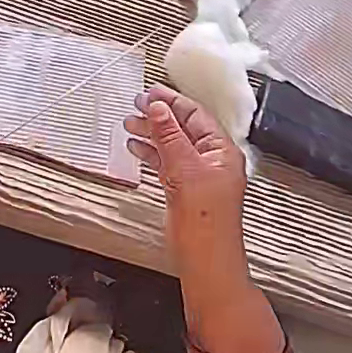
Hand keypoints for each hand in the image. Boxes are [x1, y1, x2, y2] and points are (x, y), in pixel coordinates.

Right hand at [124, 87, 247, 277]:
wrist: (205, 260)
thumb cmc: (206, 222)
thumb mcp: (186, 170)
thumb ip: (170, 137)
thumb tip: (157, 108)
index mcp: (221, 150)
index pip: (196, 115)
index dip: (172, 101)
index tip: (150, 92)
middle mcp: (211, 160)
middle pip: (182, 127)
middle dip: (158, 116)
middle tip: (135, 105)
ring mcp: (197, 175)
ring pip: (172, 144)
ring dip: (151, 133)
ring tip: (129, 124)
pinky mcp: (183, 189)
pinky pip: (166, 162)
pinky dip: (151, 153)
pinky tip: (136, 148)